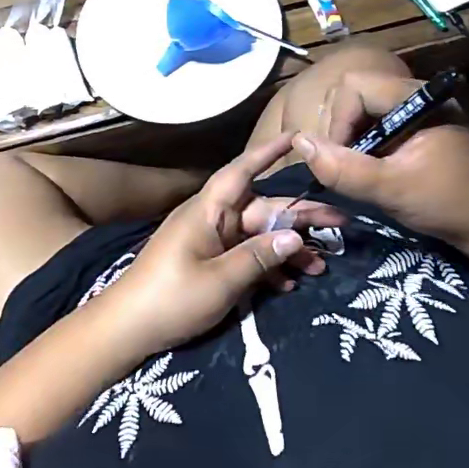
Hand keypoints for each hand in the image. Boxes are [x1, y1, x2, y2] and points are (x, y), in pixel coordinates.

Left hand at [101, 133, 346, 358]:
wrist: (127, 329)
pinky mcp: (209, 264)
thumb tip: (295, 237)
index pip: (241, 172)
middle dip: (299, 218)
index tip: (296, 138)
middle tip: (341, 225)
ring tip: (323, 267)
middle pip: (261, 210)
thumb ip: (259, 257)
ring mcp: (210, 243)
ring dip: (287, 250)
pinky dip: (267, 268)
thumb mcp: (221, 280)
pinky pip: (245, 257)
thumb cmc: (171, 298)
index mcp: (207, 211)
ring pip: (258, 237)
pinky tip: (291, 284)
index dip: (267, 154)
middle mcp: (211, 220)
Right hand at [294, 71, 468, 248]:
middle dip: (340, 130)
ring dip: (347, 139)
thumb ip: (345, 169)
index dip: (338, 122)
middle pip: (352, 94)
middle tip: (344, 166)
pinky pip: (370, 123)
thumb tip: (298, 143)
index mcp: (417, 98)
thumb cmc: (449, 205)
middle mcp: (414, 95)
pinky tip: (366, 169)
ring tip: (354, 170)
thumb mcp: (392, 190)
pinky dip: (359, 145)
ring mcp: (413, 110)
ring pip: (357, 109)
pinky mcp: (411, 127)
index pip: (353, 87)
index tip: (339, 160)